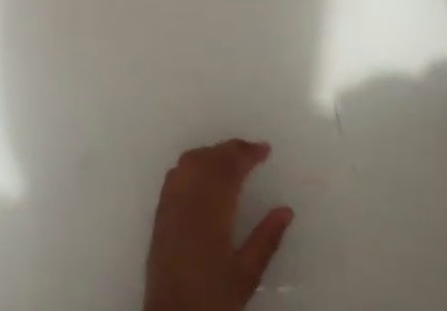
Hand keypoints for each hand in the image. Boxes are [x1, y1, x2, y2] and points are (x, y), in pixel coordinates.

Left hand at [144, 140, 293, 310]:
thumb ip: (267, 238)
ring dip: (213, 153)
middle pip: (209, 158)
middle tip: (254, 150)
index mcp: (211, 209)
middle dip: (232, 149)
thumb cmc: (213, 296)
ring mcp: (170, 201)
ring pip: (190, 161)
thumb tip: (285, 210)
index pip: (229, 167)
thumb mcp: (248, 272)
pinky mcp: (160, 210)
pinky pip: (177, 173)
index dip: (247, 153)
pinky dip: (194, 163)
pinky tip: (206, 172)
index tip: (265, 149)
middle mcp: (187, 197)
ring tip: (234, 158)